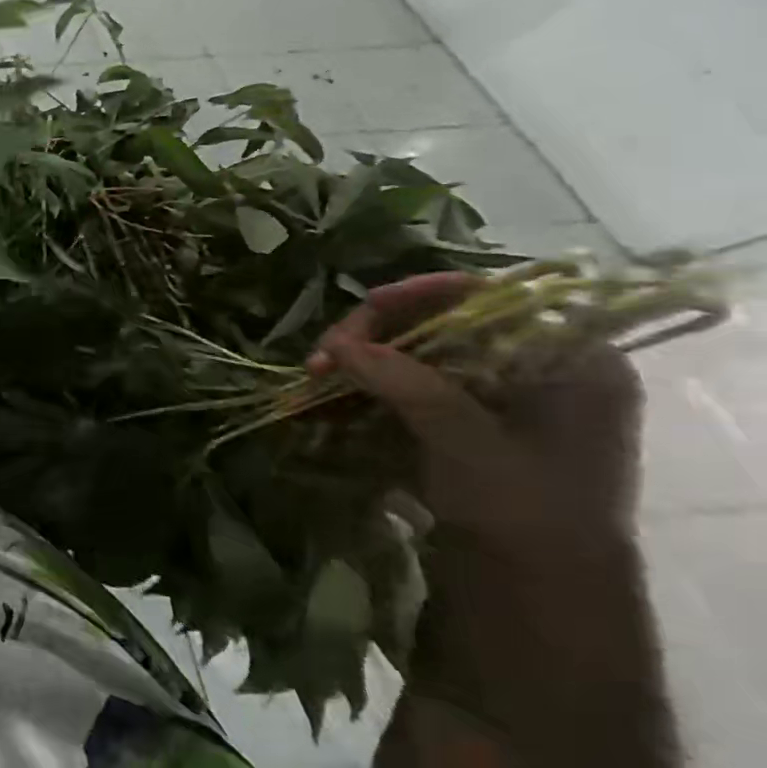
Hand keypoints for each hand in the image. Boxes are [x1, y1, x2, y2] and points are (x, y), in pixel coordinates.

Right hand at [310, 273, 642, 549]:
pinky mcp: (458, 421)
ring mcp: (493, 396)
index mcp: (571, 362)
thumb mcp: (468, 443)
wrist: (536, 594)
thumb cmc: (525, 512)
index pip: (495, 299)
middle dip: (377, 333)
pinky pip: (406, 384)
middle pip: (443, 324)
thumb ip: (406, 385)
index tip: (369, 303)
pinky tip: (328, 391)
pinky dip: (366, 384)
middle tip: (327, 353)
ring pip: (415, 353)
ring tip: (316, 375)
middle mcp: (534, 370)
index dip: (427, 292)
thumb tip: (338, 345)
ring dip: (361, 359)